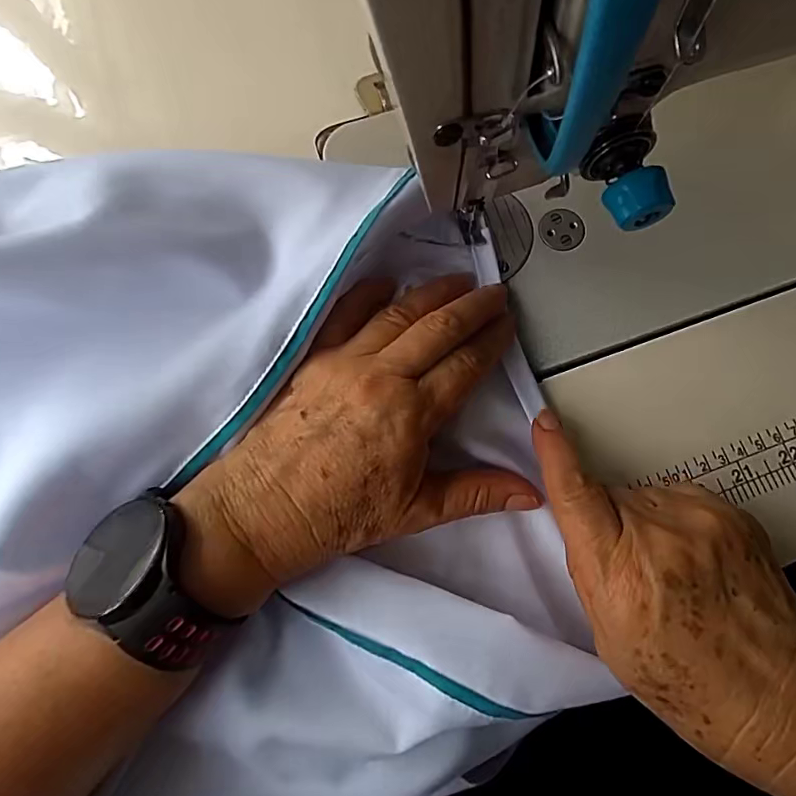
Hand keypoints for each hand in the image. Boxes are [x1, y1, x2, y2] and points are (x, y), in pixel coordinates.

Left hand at [174, 273, 542, 615]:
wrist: (267, 509)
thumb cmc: (337, 514)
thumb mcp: (414, 511)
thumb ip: (475, 494)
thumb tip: (528, 493)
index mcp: (411, 415)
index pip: (464, 365)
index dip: (491, 341)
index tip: (506, 325)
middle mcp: (380, 379)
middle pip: (437, 328)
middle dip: (472, 306)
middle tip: (493, 292)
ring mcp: (343, 363)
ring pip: (396, 314)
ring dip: (430, 293)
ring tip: (455, 282)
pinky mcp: (313, 360)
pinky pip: (343, 315)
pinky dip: (365, 294)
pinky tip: (385, 282)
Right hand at [529, 408, 795, 795]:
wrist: (786, 695)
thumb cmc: (690, 682)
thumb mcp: (610, 638)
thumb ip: (590, 571)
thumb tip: (579, 524)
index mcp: (622, 577)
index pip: (578, 496)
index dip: (556, 455)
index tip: (546, 423)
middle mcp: (663, 539)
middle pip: (609, 495)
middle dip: (606, 518)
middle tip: (627, 563)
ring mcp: (703, 522)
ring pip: (644, 495)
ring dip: (643, 519)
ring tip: (670, 569)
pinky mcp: (732, 514)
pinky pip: (678, 499)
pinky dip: (674, 520)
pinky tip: (693, 559)